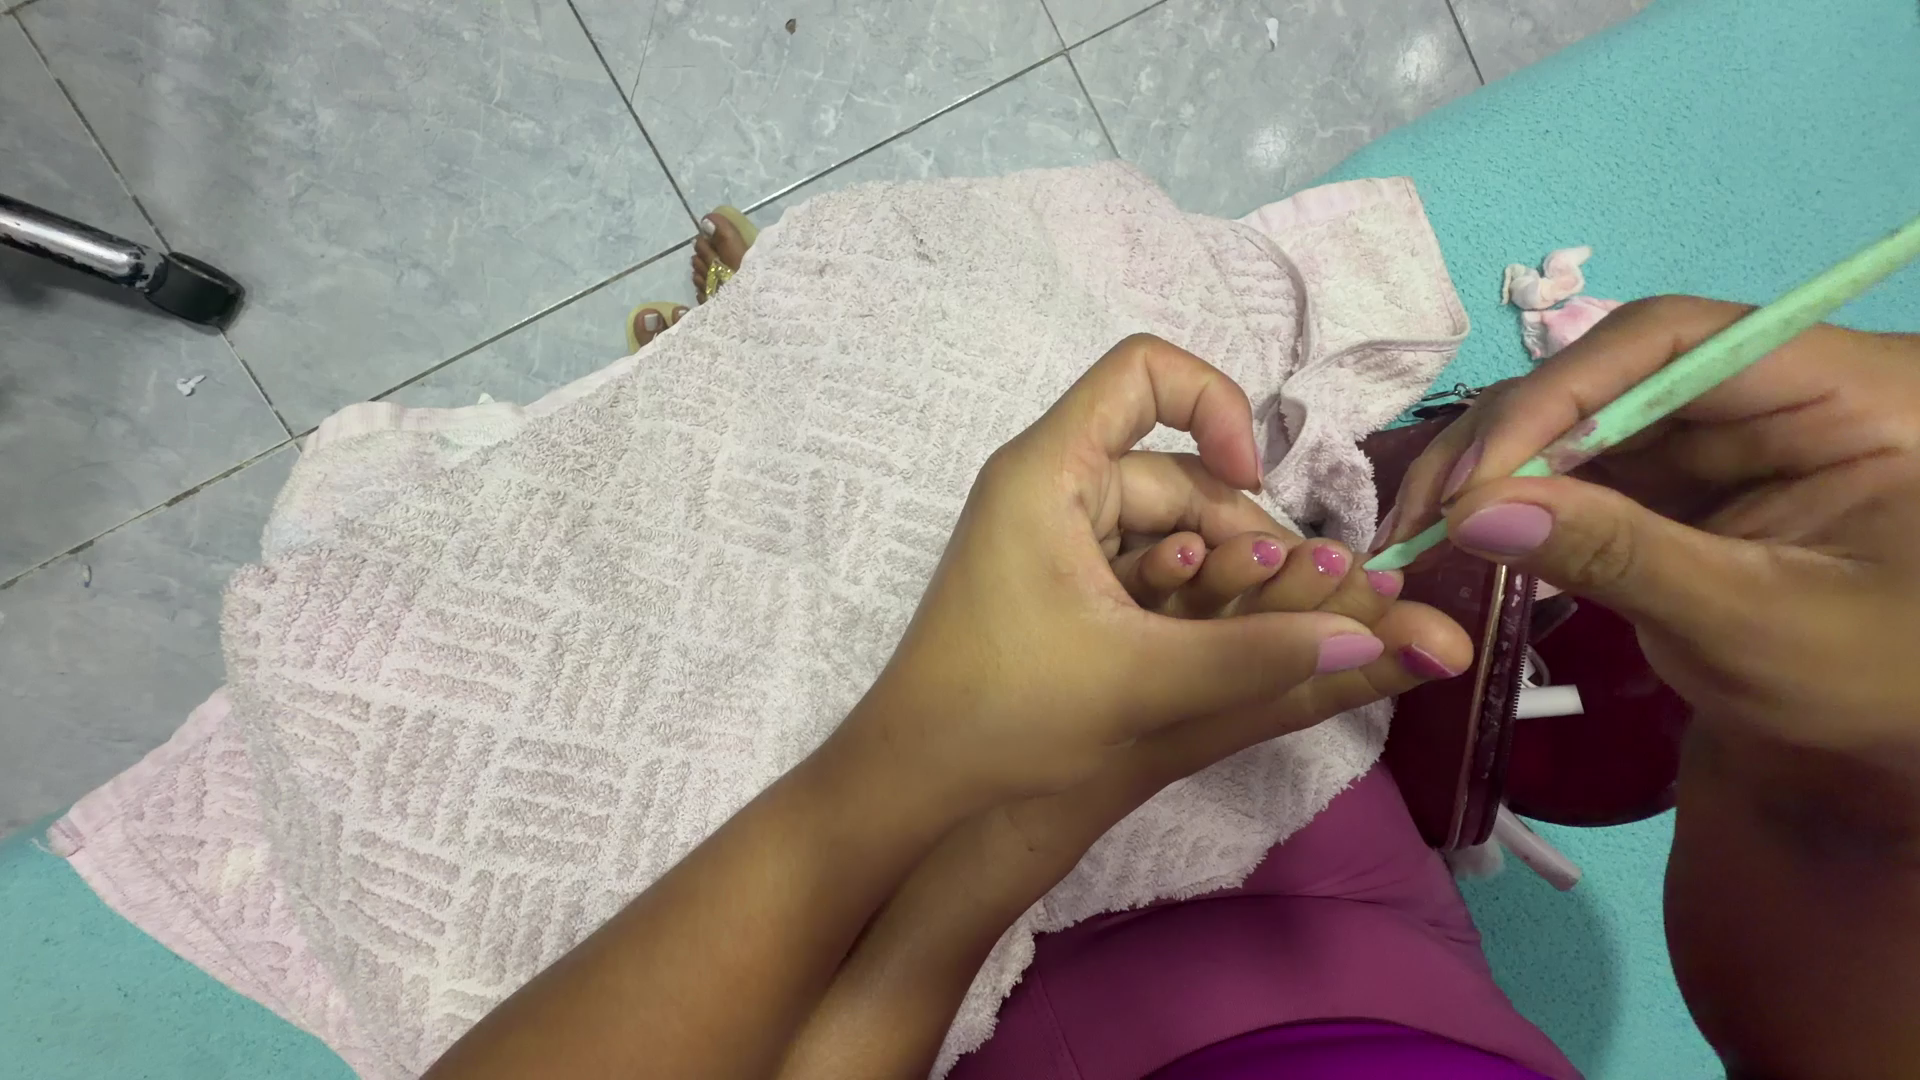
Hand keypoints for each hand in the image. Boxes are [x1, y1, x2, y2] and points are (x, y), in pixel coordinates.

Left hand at [842, 334, 1399, 801]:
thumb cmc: (1007, 711)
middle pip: (1168, 468)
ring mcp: (1047, 532)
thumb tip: (1367, 640)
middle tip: (1295, 605)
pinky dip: (1176, 590)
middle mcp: (1047, 485)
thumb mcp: (1141, 678)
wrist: (919, 769)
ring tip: (1263, 631)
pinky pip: (1133, 559)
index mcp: (1048, 471)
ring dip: (1214, 568)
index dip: (1213, 402)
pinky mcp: (1052, 575)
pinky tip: (1207, 640)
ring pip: (1158, 522)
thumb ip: (1259, 656)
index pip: (1141, 373)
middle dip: (1235, 528)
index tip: (1252, 478)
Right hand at [1377, 295, 1919, 756]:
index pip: (1668, 344)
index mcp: (1846, 394)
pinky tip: (1444, 537)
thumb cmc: (1872, 684)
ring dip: (1472, 476)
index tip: (1472, 483)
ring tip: (1413, 535)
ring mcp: (1699, 433)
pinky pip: (1551, 469)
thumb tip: (1470, 513)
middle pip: (1589, 377)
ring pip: (1551, 420)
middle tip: (1417, 520)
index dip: (1552, 397)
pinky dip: (1490, 504)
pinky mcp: (1654, 475)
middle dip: (1491, 446)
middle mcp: (1759, 391)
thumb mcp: (1753, 626)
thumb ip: (1615, 556)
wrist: (1883, 735)